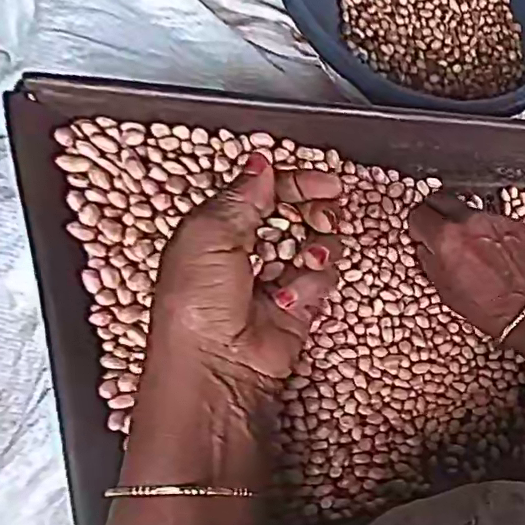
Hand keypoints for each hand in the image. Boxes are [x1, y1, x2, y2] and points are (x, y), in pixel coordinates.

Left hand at [147, 154, 342, 396]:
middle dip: (317, 214)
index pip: (267, 192)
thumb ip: (240, 198)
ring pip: (320, 247)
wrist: (219, 361)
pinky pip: (324, 281)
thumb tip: (261, 164)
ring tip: (306, 262)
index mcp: (222, 226)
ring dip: (318, 251)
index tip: (327, 182)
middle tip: (325, 218)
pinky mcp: (303, 304)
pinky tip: (291, 298)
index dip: (297, 183)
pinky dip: (312, 286)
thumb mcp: (208, 235)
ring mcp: (280, 277)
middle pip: (300, 217)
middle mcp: (254, 250)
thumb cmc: (197, 303)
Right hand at [407, 192, 524, 337]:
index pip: (418, 214)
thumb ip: (428, 259)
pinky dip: (486, 230)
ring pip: (467, 209)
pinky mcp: (513, 224)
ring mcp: (493, 220)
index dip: (417, 227)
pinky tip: (489, 249)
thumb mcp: (444, 288)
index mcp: (446, 237)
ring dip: (462, 222)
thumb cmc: (486, 306)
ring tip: (468, 245)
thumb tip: (424, 246)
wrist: (524, 310)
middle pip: (440, 200)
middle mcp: (469, 222)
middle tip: (438, 231)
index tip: (421, 234)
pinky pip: (491, 219)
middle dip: (435, 215)